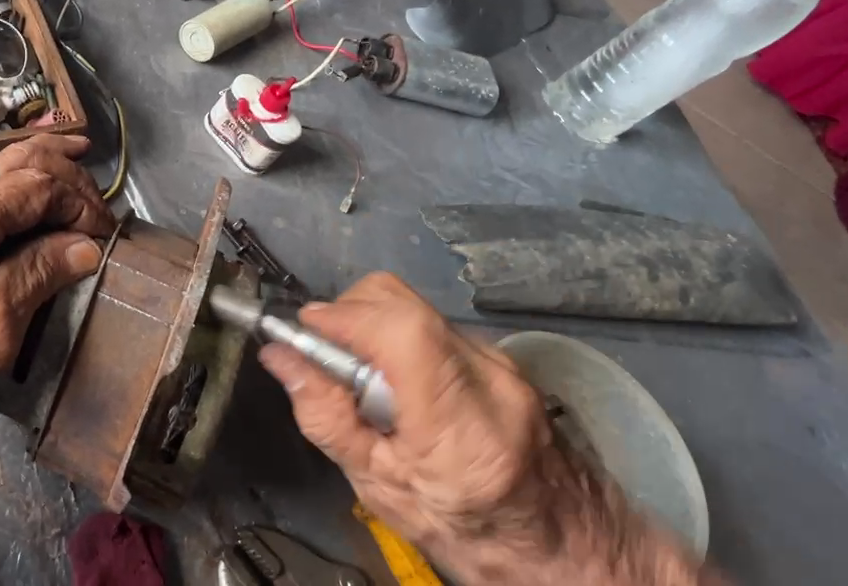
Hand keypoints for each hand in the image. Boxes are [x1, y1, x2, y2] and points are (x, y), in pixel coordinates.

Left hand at [0, 135, 112, 585]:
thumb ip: (40, 272)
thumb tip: (85, 246)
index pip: (37, 183)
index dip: (80, 201)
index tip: (109, 234)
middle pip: (16, 161)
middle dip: (64, 172)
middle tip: (100, 197)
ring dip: (39, 171)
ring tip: (76, 167)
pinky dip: (14, 190)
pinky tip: (29, 201)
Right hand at [261, 273, 714, 585]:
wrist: (568, 547)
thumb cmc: (469, 534)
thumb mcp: (380, 490)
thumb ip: (327, 418)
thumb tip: (279, 356)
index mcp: (462, 426)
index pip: (402, 330)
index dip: (343, 317)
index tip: (303, 333)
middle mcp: (488, 379)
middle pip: (399, 301)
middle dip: (346, 314)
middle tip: (328, 360)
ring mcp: (500, 361)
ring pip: (410, 305)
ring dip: (368, 326)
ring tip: (366, 382)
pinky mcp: (499, 355)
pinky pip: (428, 322)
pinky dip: (394, 338)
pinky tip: (398, 386)